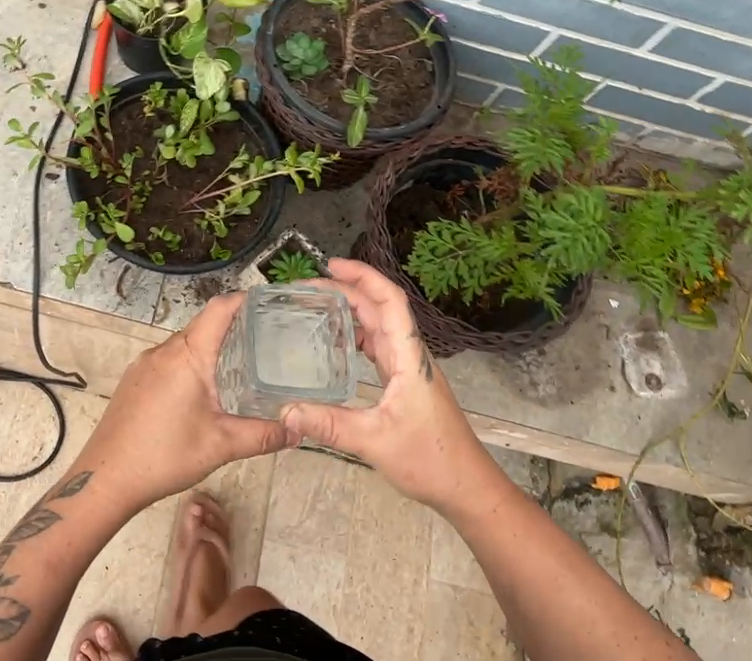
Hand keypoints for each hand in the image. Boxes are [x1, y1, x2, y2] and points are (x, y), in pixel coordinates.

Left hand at [75, 291, 296, 511]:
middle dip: (233, 326)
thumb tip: (297, 429)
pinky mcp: (135, 381)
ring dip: (211, 348)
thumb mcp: (221, 446)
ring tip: (242, 363)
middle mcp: (163, 351)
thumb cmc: (163, 457)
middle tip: (266, 338)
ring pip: (185, 343)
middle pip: (203, 324)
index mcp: (187, 355)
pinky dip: (190, 363)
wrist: (105, 479)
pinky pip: (168, 359)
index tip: (269, 302)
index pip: (219, 309)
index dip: (244, 299)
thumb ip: (263, 435)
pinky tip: (204, 389)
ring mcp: (144, 365)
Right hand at [280, 259, 501, 514]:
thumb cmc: (431, 460)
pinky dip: (355, 336)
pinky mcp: (404, 383)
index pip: (390, 301)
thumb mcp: (375, 442)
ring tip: (314, 307)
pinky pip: (377, 347)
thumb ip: (330, 425)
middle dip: (346, 289)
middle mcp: (409, 355)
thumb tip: (285, 411)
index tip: (331, 266)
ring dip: (350, 310)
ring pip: (378, 326)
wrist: (466, 486)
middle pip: (378, 308)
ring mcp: (407, 368)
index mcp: (409, 356)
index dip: (363, 276)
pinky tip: (334, 343)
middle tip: (306, 287)